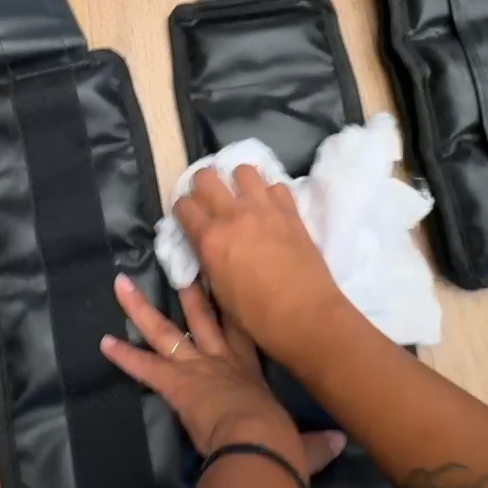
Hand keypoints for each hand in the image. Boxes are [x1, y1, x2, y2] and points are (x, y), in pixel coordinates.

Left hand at [99, 275, 344, 475]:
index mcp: (249, 366)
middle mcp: (220, 357)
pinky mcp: (176, 383)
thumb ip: (318, 441)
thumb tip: (341, 441)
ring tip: (120, 283)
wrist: (259, 440)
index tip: (222, 269)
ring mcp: (196, 366)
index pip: (239, 323)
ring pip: (164, 330)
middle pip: (200, 314)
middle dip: (188, 286)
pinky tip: (104, 343)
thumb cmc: (279, 439)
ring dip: (140, 308)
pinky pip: (145, 368)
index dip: (230, 299)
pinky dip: (124, 357)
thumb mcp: (303, 442)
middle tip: (176, 257)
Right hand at [173, 165, 351, 362]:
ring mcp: (263, 208)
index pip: (184, 206)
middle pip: (206, 177)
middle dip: (203, 183)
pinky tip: (271, 207)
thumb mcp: (220, 292)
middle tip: (210, 197)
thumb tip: (207, 246)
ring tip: (243, 195)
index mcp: (210, 239)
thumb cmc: (257, 317)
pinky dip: (271, 193)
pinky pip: (276, 185)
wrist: (305, 316)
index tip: (188, 214)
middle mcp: (233, 215)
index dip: (182, 208)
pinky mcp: (289, 210)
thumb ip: (209, 261)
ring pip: (243, 170)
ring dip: (239, 181)